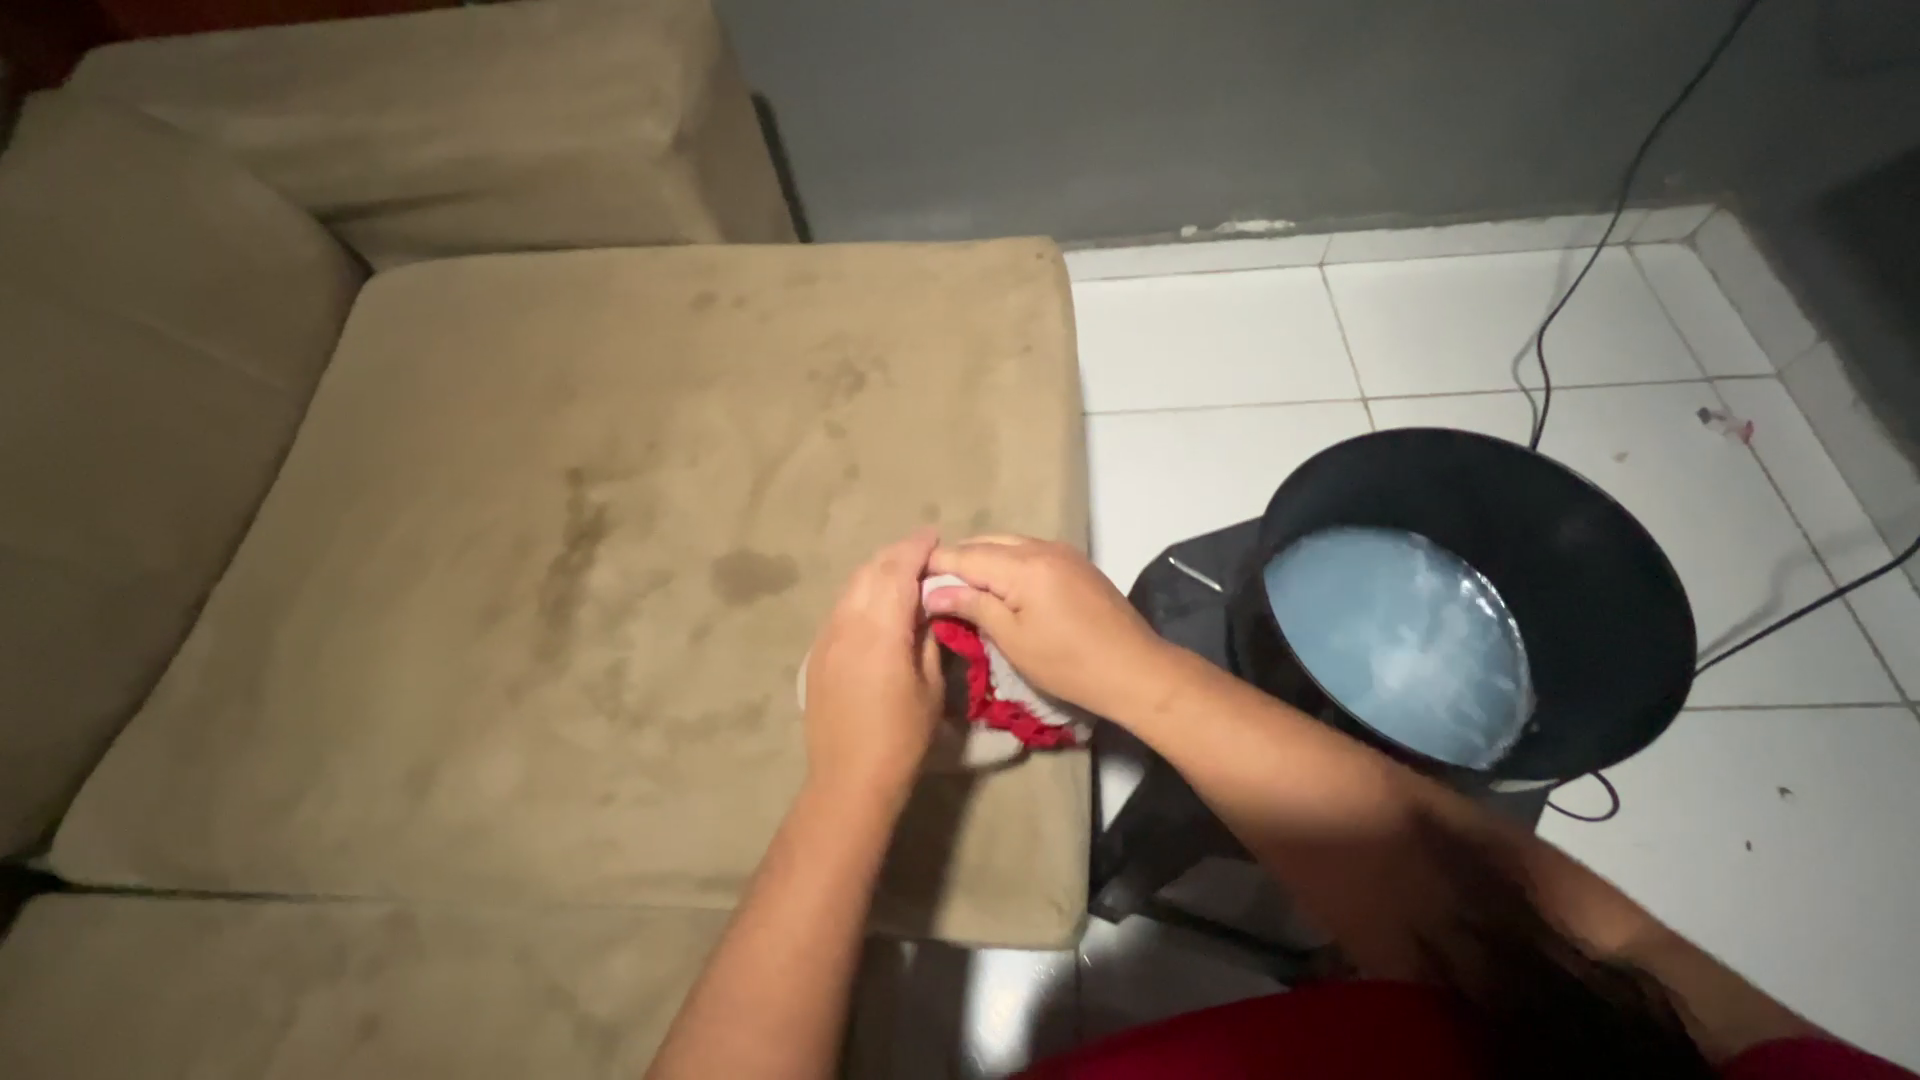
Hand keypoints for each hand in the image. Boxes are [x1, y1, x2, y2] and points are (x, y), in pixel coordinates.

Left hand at [803, 527, 944, 801]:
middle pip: (870, 572)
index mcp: (880, 630)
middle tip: (922, 551)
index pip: (897, 571)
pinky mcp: (816, 654)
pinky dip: (860, 594)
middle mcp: (847, 624)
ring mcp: (826, 638)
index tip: (933, 535)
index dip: (916, 548)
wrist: (849, 778)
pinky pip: (840, 609)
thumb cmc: (901, 737)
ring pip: (851, 588)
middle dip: (896, 555)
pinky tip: (876, 605)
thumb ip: (928, 639)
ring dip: (876, 572)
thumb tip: (928, 609)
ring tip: (900, 573)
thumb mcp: (930, 687)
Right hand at [923, 536, 1173, 718]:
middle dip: (957, 559)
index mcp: (1023, 565)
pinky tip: (998, 585)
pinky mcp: (1076, 563)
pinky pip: (1029, 551)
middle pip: (986, 542)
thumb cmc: (1068, 663)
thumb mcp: (1013, 640)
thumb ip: (974, 606)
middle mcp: (1041, 547)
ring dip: (982, 558)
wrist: (1135, 670)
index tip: (909, 578)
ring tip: (960, 586)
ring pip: (1009, 543)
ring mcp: (1062, 552)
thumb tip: (934, 591)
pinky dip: (1007, 561)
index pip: (965, 555)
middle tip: (931, 584)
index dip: (935, 565)